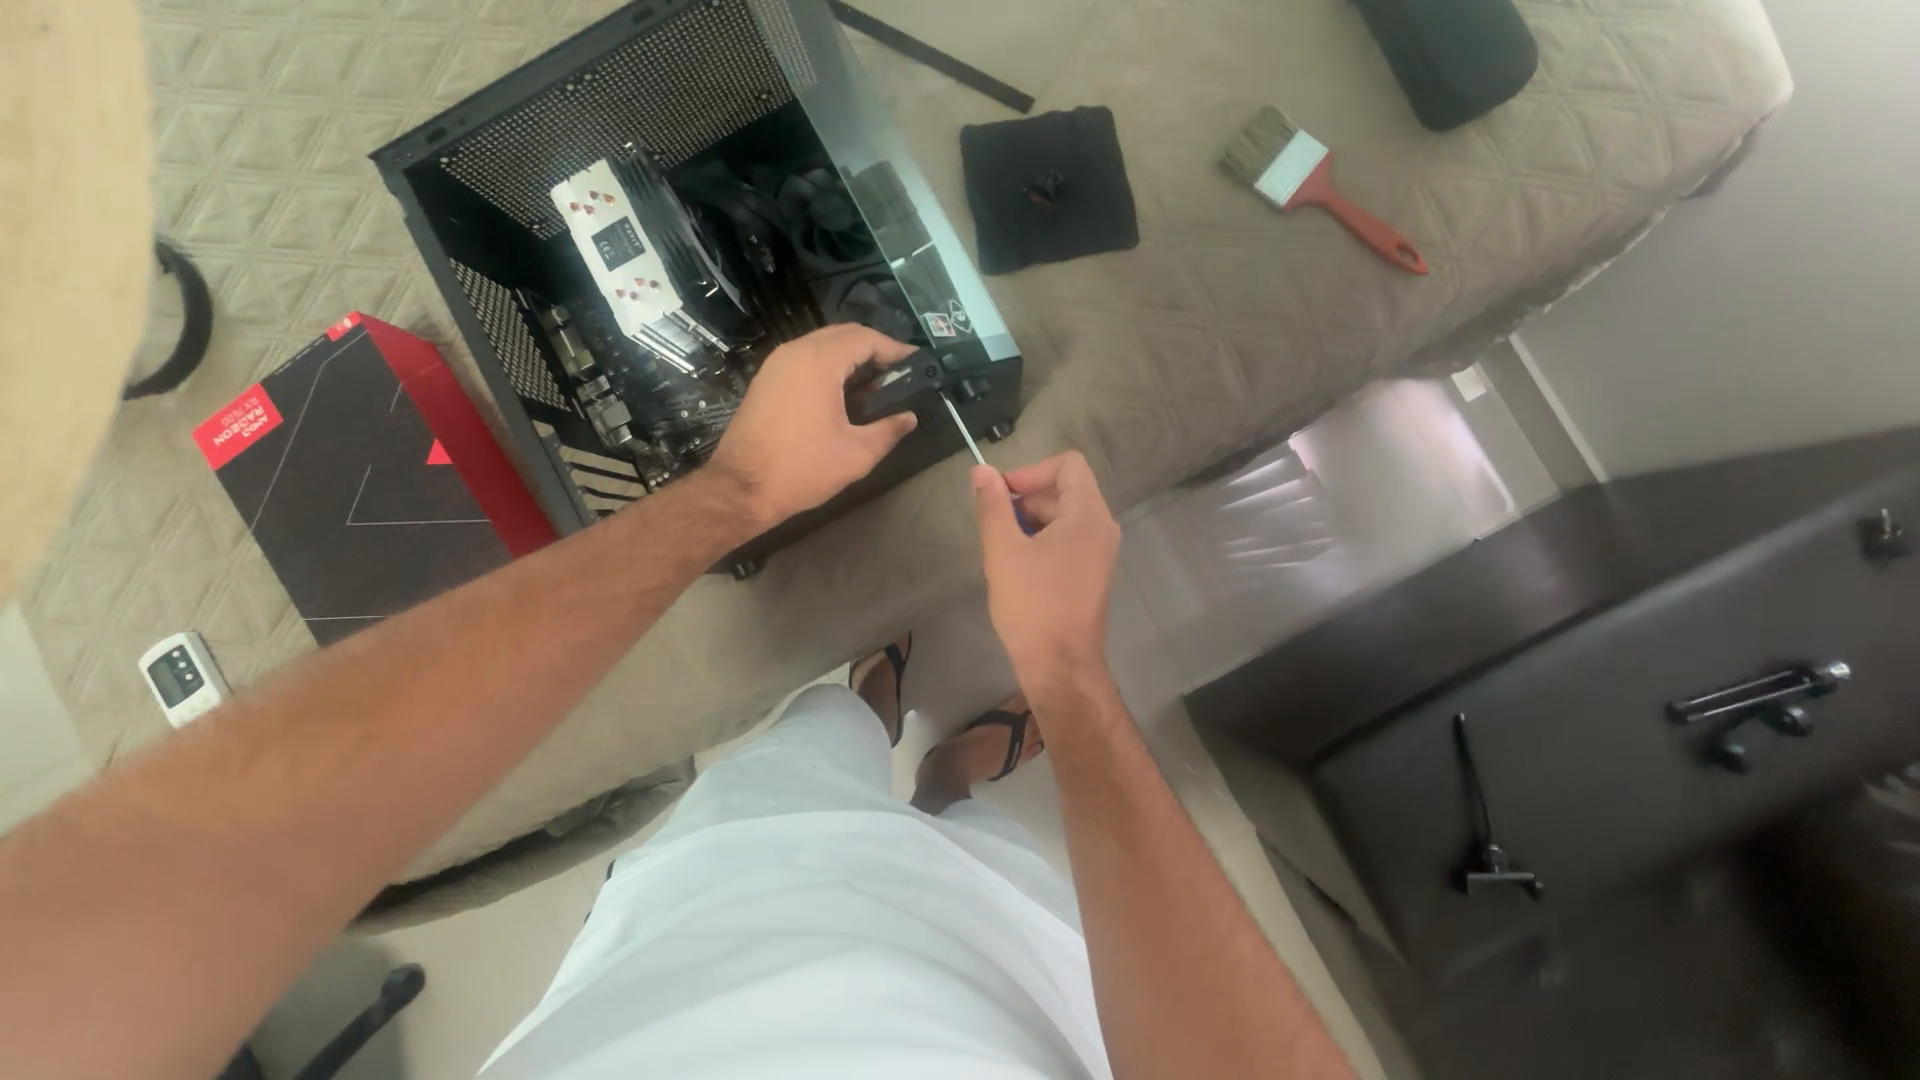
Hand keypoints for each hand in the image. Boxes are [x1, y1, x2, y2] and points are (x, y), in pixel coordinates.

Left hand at [708, 325, 919, 530]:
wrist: (742, 488)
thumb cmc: (802, 469)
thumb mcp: (857, 454)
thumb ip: (888, 431)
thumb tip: (909, 418)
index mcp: (819, 362)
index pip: (865, 338)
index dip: (894, 348)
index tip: (916, 362)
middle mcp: (795, 352)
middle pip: (843, 335)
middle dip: (873, 349)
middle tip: (898, 372)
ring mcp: (776, 364)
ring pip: (821, 346)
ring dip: (850, 358)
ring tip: (874, 385)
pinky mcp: (766, 380)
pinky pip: (804, 360)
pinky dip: (828, 367)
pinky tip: (843, 394)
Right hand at [973, 452, 1121, 688]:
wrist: (1060, 666)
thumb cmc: (1032, 605)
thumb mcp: (1003, 550)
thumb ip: (992, 506)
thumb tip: (982, 471)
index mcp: (1088, 515)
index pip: (1068, 464)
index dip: (1031, 471)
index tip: (1001, 495)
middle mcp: (1102, 528)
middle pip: (1065, 490)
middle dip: (1026, 499)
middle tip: (994, 527)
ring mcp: (1100, 553)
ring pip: (1063, 517)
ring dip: (1030, 522)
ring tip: (1003, 550)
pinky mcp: (1092, 574)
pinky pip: (1068, 541)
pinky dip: (1042, 542)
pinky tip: (1017, 568)